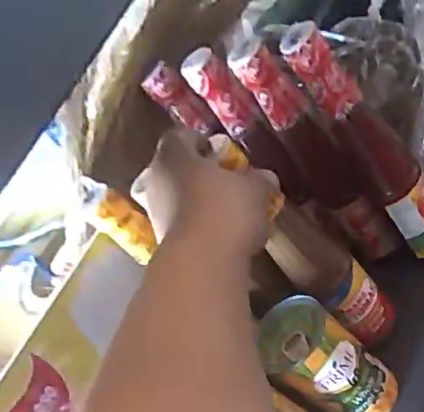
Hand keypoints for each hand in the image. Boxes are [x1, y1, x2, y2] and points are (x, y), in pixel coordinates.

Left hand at [134, 129, 275, 254]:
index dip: (208, 144)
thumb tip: (267, 177)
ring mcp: (156, 212)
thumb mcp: (255, 191)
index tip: (227, 157)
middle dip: (206, 178)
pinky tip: (225, 240)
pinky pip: (187, 228)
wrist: (204, 263)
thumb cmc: (226, 212)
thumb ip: (261, 180)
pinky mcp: (165, 242)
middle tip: (231, 188)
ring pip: (183, 200)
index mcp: (173, 153)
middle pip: (182, 170)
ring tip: (233, 219)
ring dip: (204, 206)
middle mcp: (157, 177)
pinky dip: (203, 230)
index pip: (186, 136)